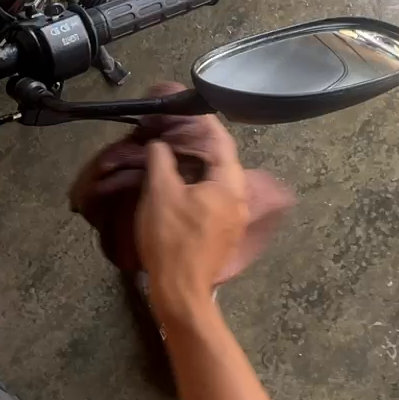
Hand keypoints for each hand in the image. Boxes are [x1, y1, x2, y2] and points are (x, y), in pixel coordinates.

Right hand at [135, 115, 249, 313]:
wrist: (181, 290)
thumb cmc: (171, 239)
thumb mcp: (160, 193)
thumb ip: (161, 160)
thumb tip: (159, 144)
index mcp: (229, 184)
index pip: (221, 140)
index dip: (203, 122)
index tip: (184, 109)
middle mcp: (239, 198)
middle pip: (222, 159)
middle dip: (199, 142)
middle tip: (174, 130)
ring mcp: (233, 217)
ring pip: (218, 178)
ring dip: (197, 163)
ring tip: (172, 153)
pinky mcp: (223, 231)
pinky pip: (214, 195)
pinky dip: (197, 182)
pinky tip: (178, 182)